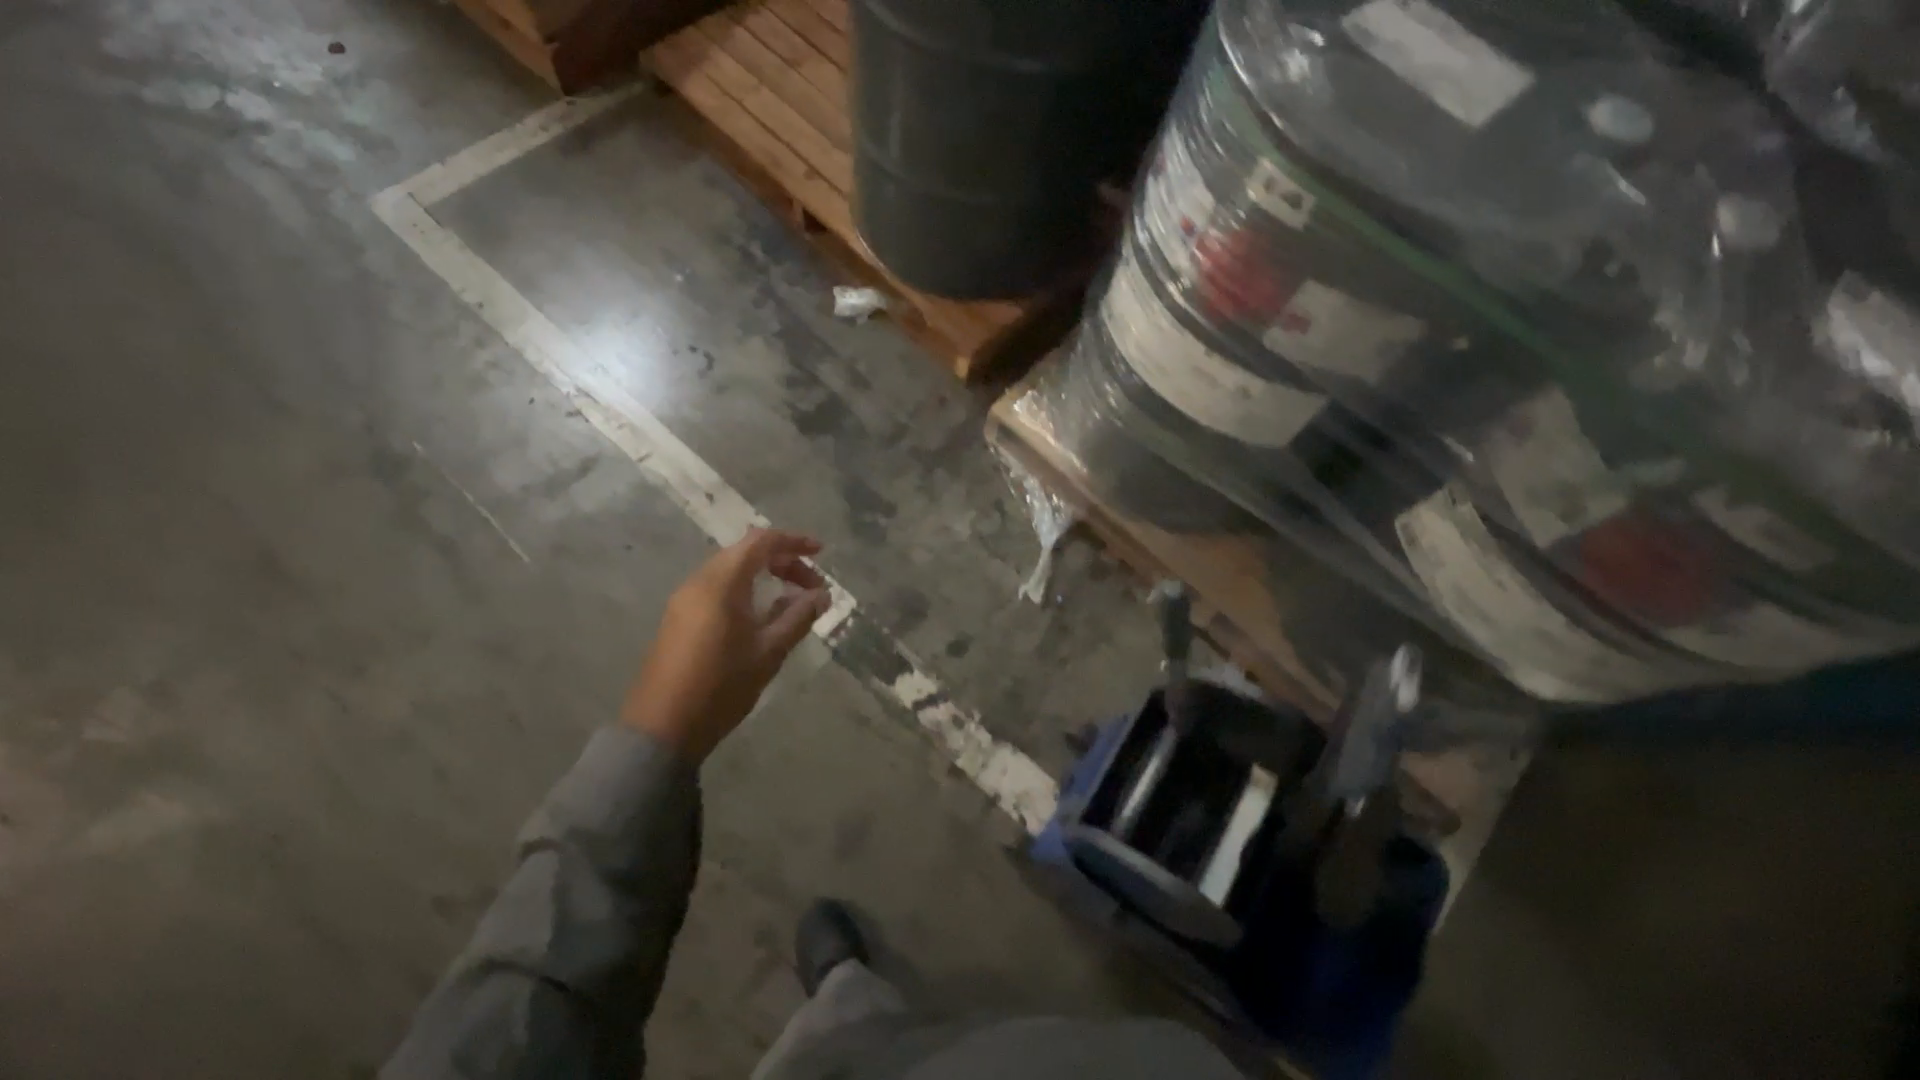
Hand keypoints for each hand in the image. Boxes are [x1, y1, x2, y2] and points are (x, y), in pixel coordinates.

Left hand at [621, 529, 831, 762]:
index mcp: (721, 583)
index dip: (793, 541)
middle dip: (782, 562)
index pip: (761, 542)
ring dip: (763, 578)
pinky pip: (717, 590)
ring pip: (730, 571)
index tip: (820, 553)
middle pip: (745, 553)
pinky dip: (744, 592)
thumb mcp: (769, 652)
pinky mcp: (678, 619)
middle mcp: (699, 582)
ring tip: (791, 604)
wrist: (663, 726)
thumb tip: (820, 595)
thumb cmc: (721, 685)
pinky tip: (760, 618)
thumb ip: (798, 617)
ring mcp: (684, 600)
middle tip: (811, 587)